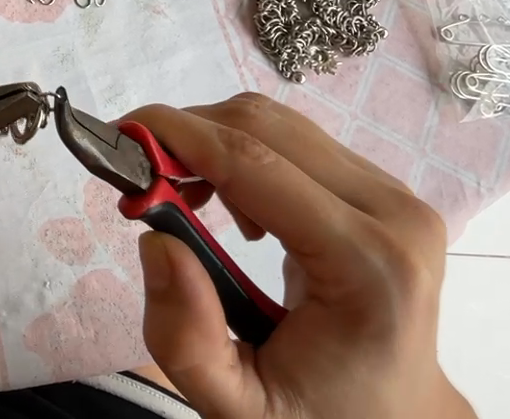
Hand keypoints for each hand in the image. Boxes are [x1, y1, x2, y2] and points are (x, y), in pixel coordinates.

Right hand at [128, 94, 475, 418]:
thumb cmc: (316, 415)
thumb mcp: (238, 408)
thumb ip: (185, 338)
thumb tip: (156, 240)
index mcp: (369, 266)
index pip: (254, 164)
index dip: (176, 136)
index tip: (115, 137)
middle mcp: (393, 214)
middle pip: (261, 127)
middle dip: (184, 133)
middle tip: (139, 177)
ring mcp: (393, 194)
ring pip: (272, 121)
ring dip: (209, 140)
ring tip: (186, 196)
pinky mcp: (381, 186)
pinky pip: (289, 137)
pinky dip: (237, 148)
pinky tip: (230, 201)